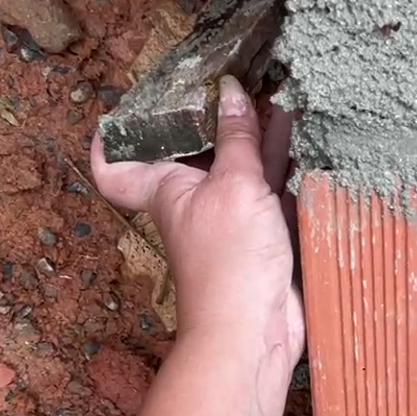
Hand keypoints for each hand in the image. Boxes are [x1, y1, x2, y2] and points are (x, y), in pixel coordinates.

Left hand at [92, 76, 304, 364]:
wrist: (253, 332)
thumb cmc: (228, 265)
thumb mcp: (235, 186)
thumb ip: (237, 139)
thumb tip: (232, 93)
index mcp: (166, 190)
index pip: (115, 167)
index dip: (110, 140)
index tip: (117, 115)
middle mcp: (195, 205)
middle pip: (197, 156)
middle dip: (214, 122)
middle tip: (233, 83)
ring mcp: (232, 226)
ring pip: (242, 174)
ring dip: (260, 143)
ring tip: (284, 103)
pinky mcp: (265, 245)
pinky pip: (273, 201)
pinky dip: (287, 177)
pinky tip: (306, 150)